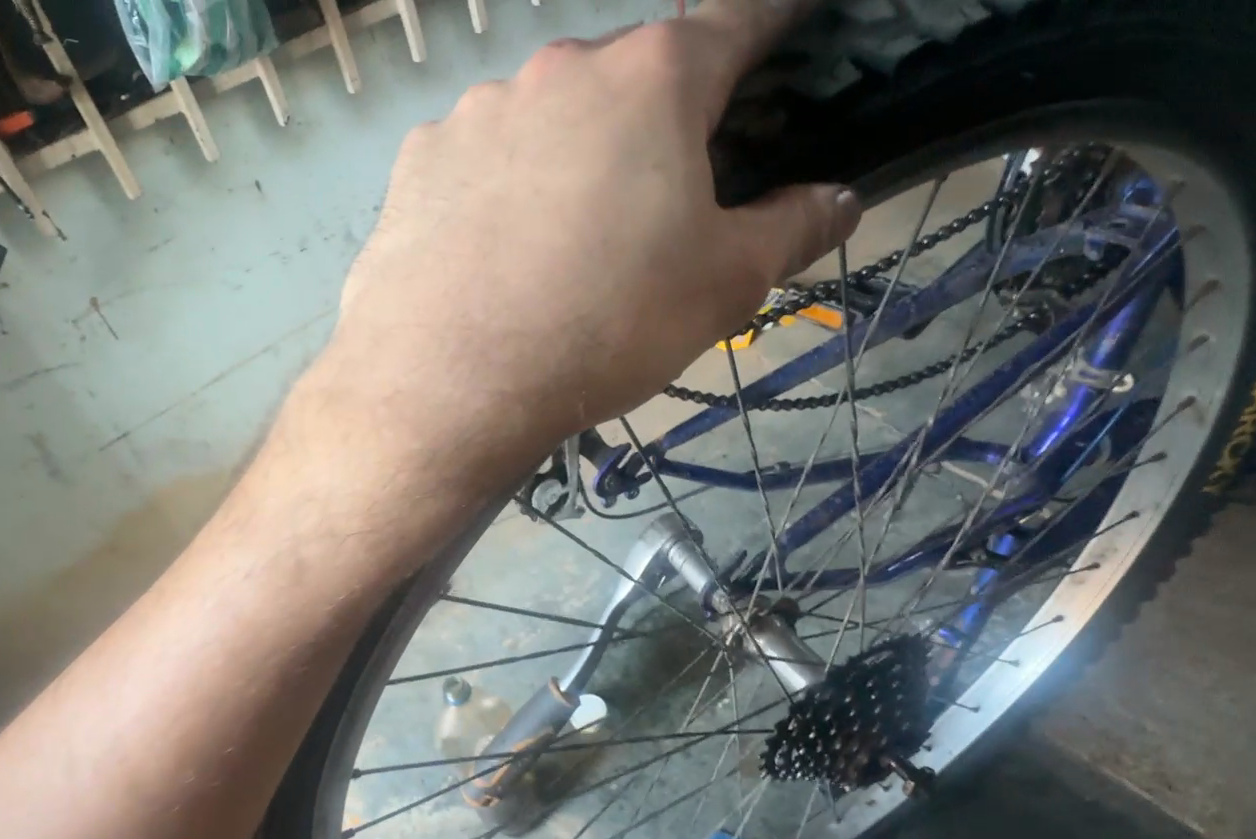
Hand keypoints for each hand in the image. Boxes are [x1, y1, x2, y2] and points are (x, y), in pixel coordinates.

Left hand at [295, 0, 860, 488]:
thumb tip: (840, 199)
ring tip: (563, 247)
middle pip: (627, 82)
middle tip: (653, 205)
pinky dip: (500, 193)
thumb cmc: (606, 325)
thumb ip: (792, 229)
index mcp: (650, 80)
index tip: (783, 25)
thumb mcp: (723, 285)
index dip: (767, 26)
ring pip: (546, 123)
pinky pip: (479, 164)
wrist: (450, 385)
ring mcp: (474, 113)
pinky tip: (494, 256)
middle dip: (653, 126)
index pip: (733, 26)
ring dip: (569, 162)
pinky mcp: (415, 164)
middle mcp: (557, 71)